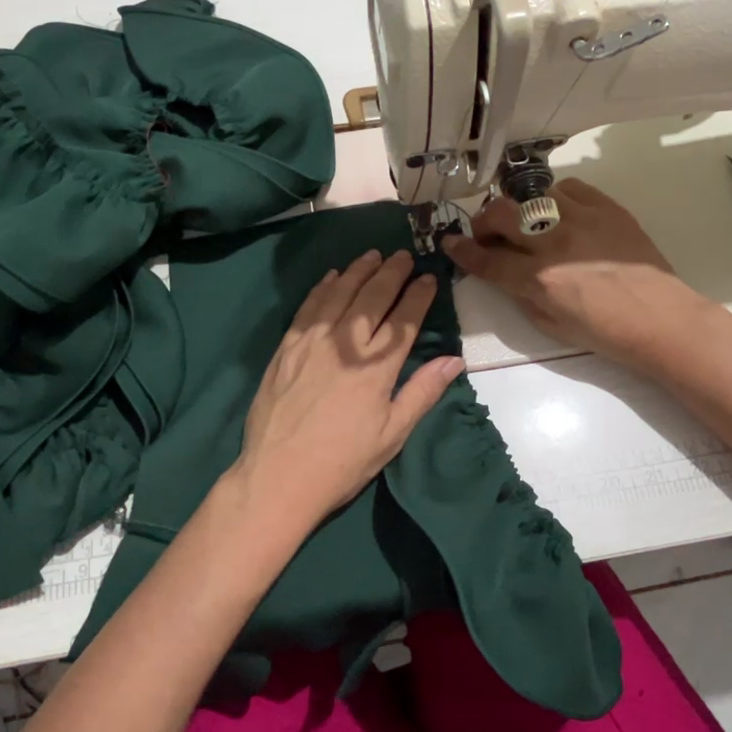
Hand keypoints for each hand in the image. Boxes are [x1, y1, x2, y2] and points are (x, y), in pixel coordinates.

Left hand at [232, 249, 465, 532]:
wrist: (278, 476)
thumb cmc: (342, 462)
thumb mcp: (392, 435)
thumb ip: (422, 392)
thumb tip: (453, 360)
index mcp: (376, 368)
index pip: (404, 320)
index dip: (418, 295)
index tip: (429, 278)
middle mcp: (345, 345)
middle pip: (372, 297)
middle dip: (392, 273)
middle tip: (404, 256)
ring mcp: (311, 342)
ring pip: (339, 293)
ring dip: (358, 271)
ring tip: (373, 256)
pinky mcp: (286, 347)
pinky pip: (308, 306)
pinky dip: (322, 287)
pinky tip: (332, 276)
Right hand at [443, 179, 704, 367]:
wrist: (660, 318)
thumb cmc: (605, 332)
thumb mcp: (550, 325)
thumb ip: (520, 295)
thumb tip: (502, 272)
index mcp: (539, 279)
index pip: (487, 260)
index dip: (462, 251)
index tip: (450, 244)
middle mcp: (554, 243)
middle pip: (501, 215)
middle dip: (483, 223)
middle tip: (486, 233)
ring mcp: (581, 219)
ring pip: (531, 196)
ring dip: (519, 209)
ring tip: (525, 222)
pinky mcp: (606, 207)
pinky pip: (568, 188)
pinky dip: (553, 198)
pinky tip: (557, 213)